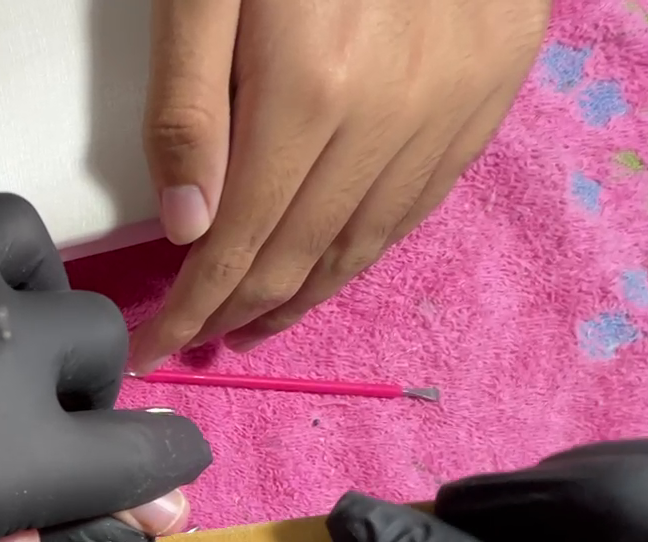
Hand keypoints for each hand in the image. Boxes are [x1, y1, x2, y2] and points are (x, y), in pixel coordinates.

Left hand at [129, 0, 550, 368]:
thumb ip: (187, 112)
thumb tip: (187, 230)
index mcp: (308, 94)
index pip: (230, 251)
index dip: (187, 314)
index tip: (151, 353)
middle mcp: (391, 114)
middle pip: (291, 262)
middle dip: (231, 316)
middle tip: (195, 341)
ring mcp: (455, 100)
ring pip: (357, 249)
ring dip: (295, 301)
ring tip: (251, 329)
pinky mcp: (496, 82)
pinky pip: (416, 206)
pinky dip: (359, 255)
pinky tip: (325, 273)